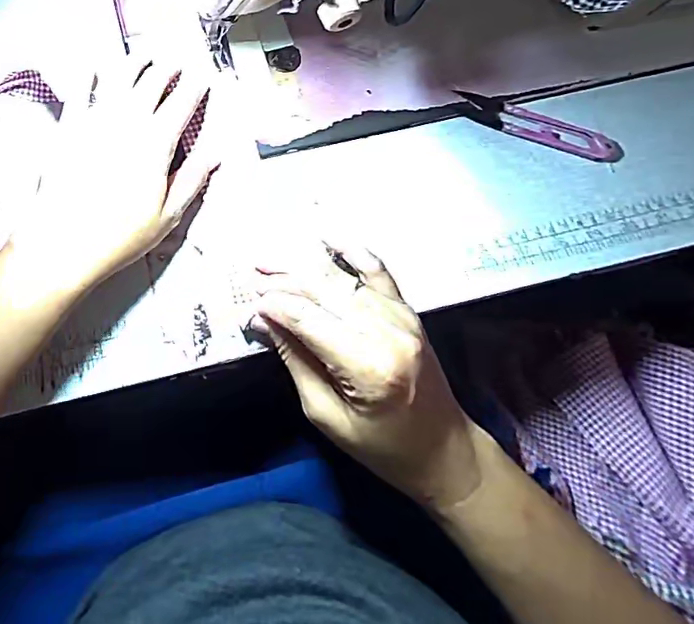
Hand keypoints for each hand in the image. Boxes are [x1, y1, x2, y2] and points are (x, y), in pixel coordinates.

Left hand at [5, 56, 220, 300]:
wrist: (62, 241)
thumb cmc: (117, 235)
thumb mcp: (167, 215)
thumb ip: (192, 180)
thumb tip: (214, 155)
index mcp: (155, 144)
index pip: (181, 103)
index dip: (195, 86)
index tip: (203, 75)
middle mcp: (126, 124)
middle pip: (151, 83)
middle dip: (167, 67)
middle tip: (175, 60)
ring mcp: (94, 122)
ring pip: (117, 79)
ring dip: (133, 62)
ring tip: (142, 55)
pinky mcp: (67, 128)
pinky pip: (79, 92)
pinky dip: (88, 76)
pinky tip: (92, 67)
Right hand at [252, 241, 484, 510]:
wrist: (446, 452)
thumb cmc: (383, 447)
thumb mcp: (326, 414)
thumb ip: (294, 360)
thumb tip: (261, 320)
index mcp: (366, 365)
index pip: (305, 318)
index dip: (272, 307)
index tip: (247, 306)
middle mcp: (386, 332)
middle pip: (320, 290)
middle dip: (280, 282)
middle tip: (251, 279)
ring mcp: (401, 317)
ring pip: (340, 279)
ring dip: (302, 268)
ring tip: (270, 262)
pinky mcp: (408, 311)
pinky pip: (377, 272)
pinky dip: (352, 253)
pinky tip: (328, 239)